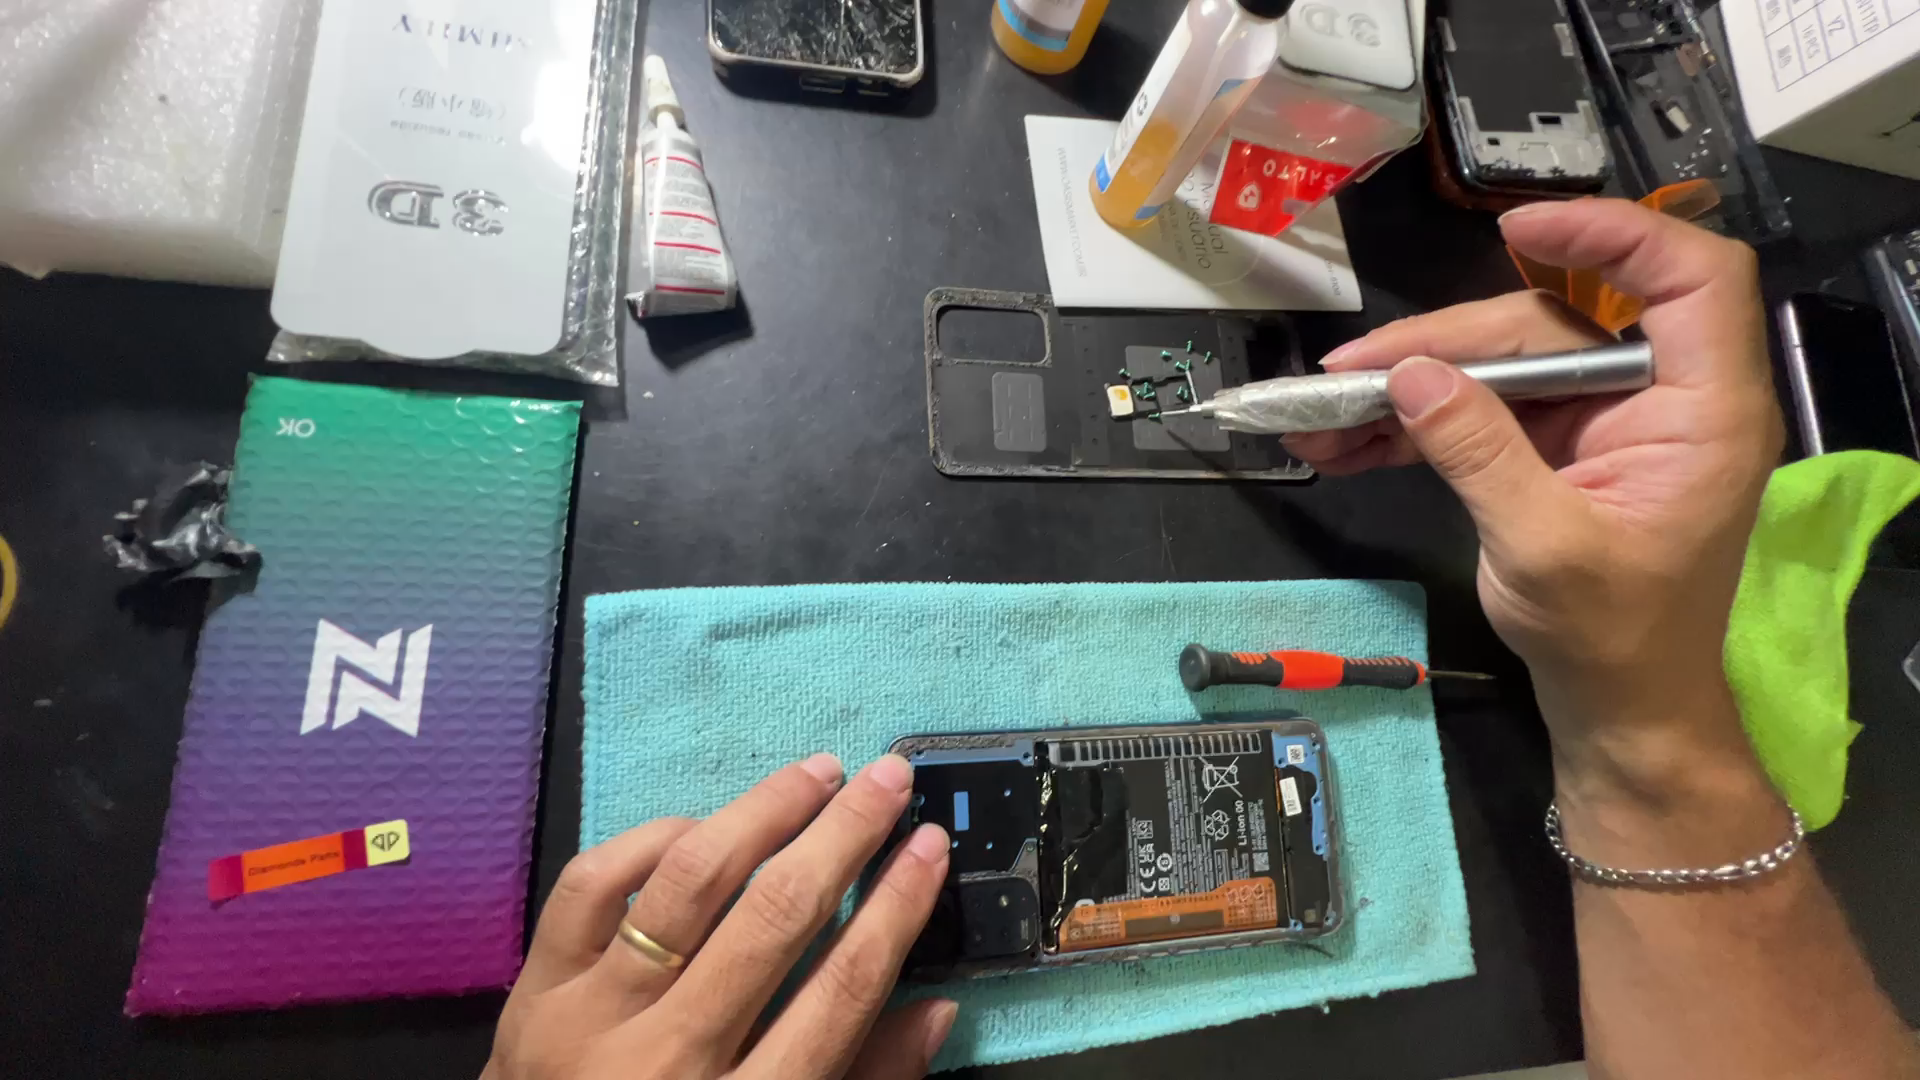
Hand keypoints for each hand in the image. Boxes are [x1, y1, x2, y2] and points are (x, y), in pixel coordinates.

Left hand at [483, 754, 955, 1079]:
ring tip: (817, 773)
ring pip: (691, 880)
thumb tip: (940, 1007)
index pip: (841, 990)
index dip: (896, 906)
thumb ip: (865, 1079)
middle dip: (844, 833)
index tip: (929, 842)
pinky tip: (701, 824)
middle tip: (888, 777)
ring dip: (765, 810)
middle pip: (773, 918)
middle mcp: (665, 1062)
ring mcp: (588, 1019)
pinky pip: (594, 882)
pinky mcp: (534, 988)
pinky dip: (655, 837)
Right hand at [1284, 199, 1783, 793]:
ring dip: (1396, 394)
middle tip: (1341, 375)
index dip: (1610, 237)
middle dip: (1432, 347)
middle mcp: (1639, 401)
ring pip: (1483, 374)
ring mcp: (1578, 426)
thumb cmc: (1608, 632)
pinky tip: (1338, 446)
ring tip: (1316, 417)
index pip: (1684, 282)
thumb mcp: (1542, 545)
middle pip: (1536, 332)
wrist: (1607, 694)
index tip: (1514, 230)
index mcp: (1692, 409)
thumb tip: (1409, 377)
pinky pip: (1461, 420)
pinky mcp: (1531, 453)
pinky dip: (1399, 431)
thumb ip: (1479, 453)